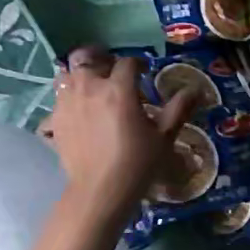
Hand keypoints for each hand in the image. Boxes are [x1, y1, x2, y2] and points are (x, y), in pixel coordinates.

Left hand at [46, 46, 198, 217]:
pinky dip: (66, 103)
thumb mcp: (164, 137)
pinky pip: (57, 103)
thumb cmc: (137, 163)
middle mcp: (88, 88)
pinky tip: (76, 115)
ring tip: (90, 89)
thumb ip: (178, 109)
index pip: (127, 63)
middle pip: (85, 58)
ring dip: (78, 77)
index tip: (144, 73)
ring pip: (65, 76)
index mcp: (118, 88)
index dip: (138, 64)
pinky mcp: (54, 122)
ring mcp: (67, 104)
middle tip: (109, 69)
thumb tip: (195, 90)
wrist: (101, 191)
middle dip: (98, 59)